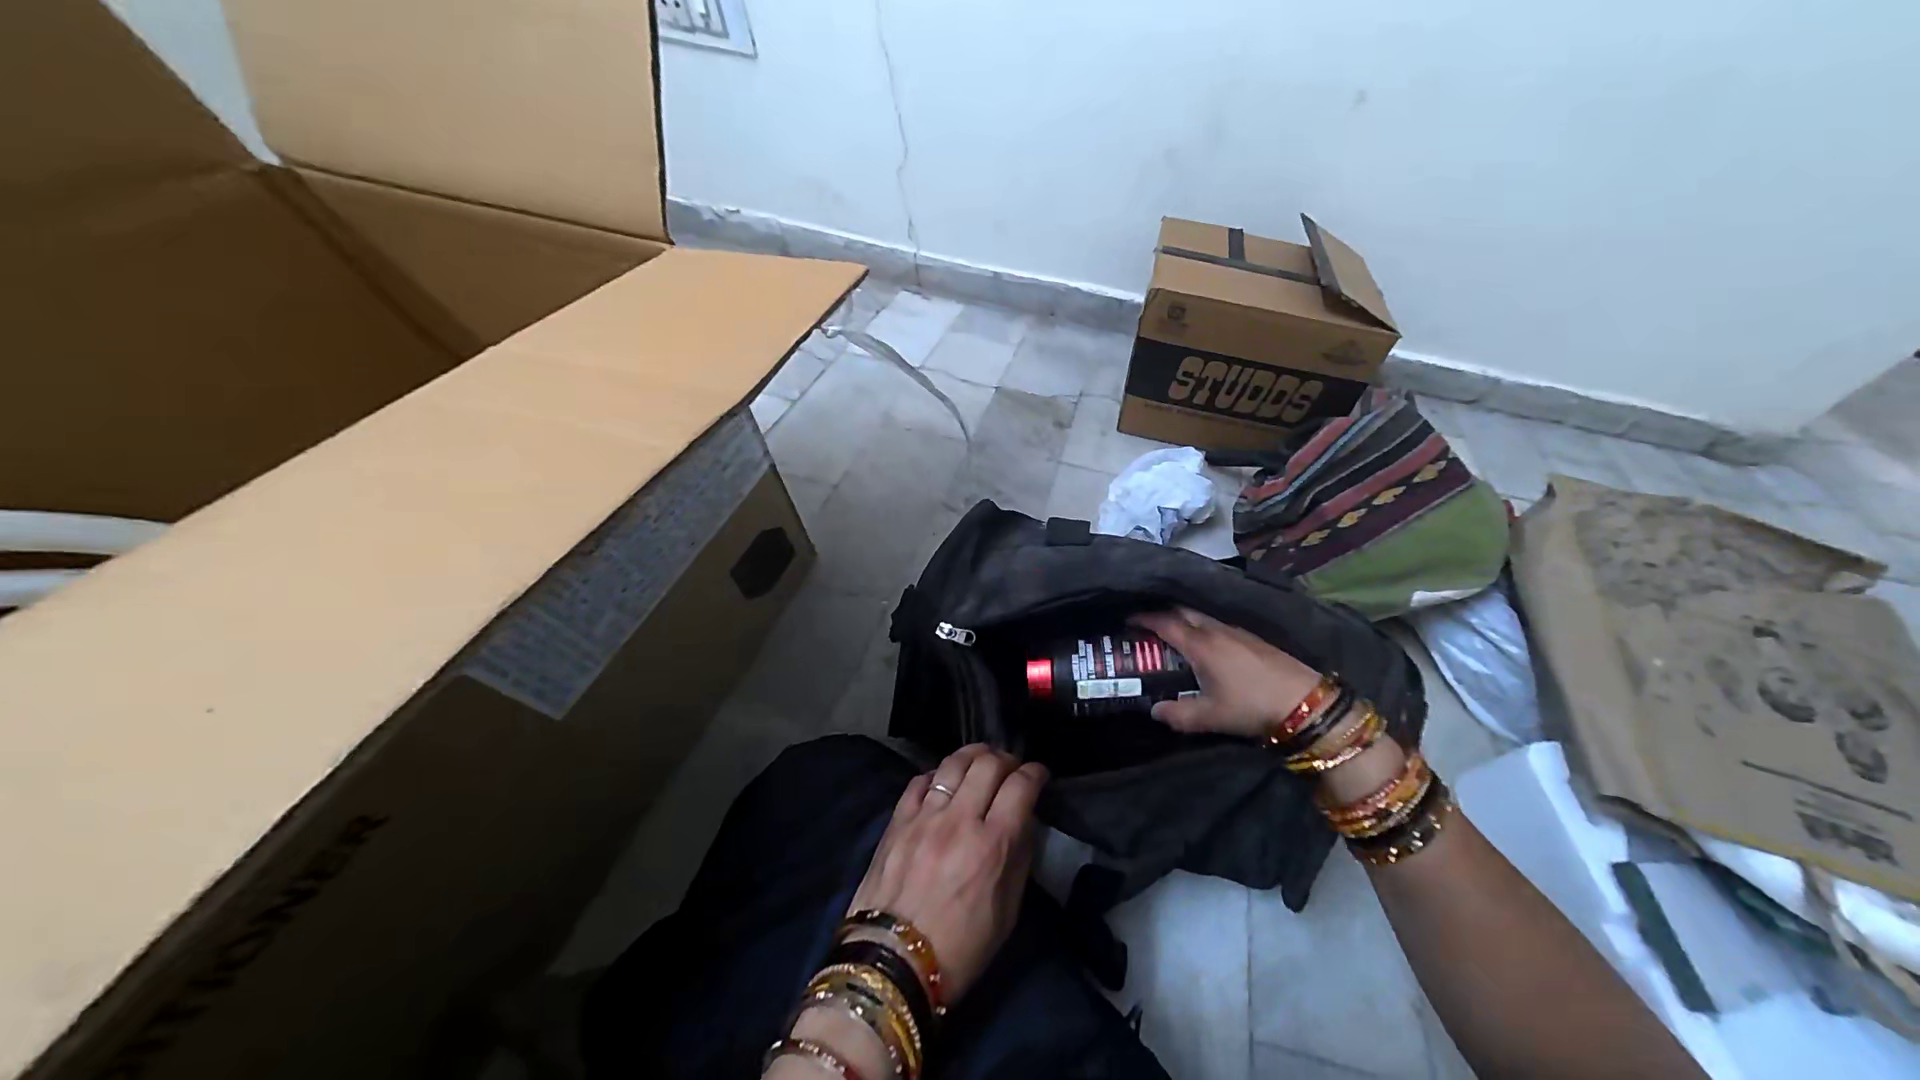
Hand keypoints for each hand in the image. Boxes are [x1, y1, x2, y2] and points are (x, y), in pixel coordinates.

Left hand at [847, 744, 1046, 1001]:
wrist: (891, 962)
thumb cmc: (960, 948)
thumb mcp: (1007, 914)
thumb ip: (1018, 860)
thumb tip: (1022, 822)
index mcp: (993, 845)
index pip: (1021, 786)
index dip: (1035, 773)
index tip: (1039, 774)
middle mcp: (960, 820)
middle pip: (988, 764)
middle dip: (1006, 759)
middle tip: (1011, 767)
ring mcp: (925, 816)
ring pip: (952, 763)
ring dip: (973, 755)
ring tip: (981, 759)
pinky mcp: (898, 820)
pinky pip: (920, 781)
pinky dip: (937, 774)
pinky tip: (943, 780)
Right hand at [1129, 607, 1324, 737]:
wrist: (1306, 702)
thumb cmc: (1251, 706)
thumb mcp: (1210, 717)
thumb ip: (1178, 714)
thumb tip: (1155, 710)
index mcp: (1201, 645)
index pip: (1165, 623)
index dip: (1144, 619)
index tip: (1127, 620)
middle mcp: (1216, 630)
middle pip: (1183, 611)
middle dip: (1163, 613)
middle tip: (1147, 625)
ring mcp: (1238, 631)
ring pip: (1203, 616)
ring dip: (1185, 619)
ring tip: (1173, 634)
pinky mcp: (1254, 638)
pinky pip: (1218, 623)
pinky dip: (1203, 627)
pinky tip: (1206, 645)